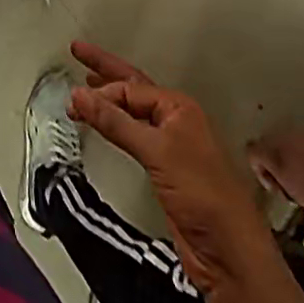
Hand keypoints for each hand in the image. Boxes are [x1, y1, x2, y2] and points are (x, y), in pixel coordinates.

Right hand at [68, 42, 255, 296]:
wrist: (228, 251)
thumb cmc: (205, 196)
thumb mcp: (157, 151)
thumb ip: (115, 122)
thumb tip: (80, 95)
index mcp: (179, 108)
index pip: (130, 88)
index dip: (102, 92)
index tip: (75, 102)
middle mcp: (175, 121)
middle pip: (132, 86)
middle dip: (104, 69)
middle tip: (79, 51)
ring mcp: (169, 144)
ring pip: (132, 110)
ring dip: (108, 97)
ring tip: (86, 83)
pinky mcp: (163, 168)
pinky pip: (132, 134)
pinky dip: (115, 124)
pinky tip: (106, 124)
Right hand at [247, 128, 303, 217]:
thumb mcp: (275, 171)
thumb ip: (257, 156)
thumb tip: (250, 150)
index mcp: (285, 131)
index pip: (263, 142)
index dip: (261, 164)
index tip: (269, 184)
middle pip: (284, 146)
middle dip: (282, 163)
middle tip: (284, 187)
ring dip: (301, 167)